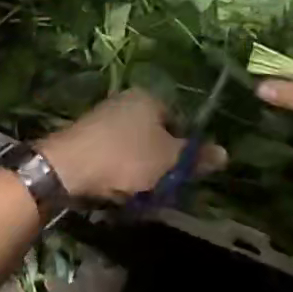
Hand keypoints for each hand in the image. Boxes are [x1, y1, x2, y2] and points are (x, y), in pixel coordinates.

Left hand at [39, 91, 224, 201]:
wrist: (67, 167)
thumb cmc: (125, 158)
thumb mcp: (169, 161)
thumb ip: (195, 156)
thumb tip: (224, 152)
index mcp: (147, 98)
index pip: (179, 120)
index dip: (187, 147)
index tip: (186, 173)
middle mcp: (124, 101)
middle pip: (156, 133)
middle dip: (162, 161)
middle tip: (165, 186)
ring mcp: (103, 118)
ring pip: (135, 147)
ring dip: (141, 170)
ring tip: (142, 193)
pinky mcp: (87, 137)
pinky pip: (114, 155)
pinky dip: (119, 172)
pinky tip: (119, 190)